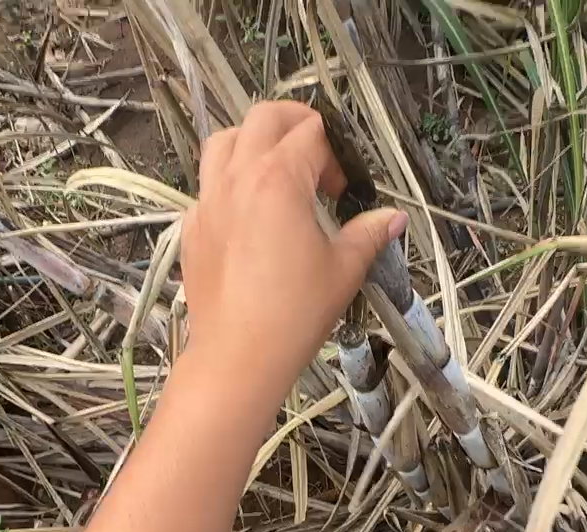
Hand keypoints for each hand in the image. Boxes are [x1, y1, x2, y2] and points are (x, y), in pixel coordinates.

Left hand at [178, 101, 406, 402]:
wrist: (239, 357)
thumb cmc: (294, 315)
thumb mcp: (343, 272)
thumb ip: (368, 234)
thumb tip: (393, 218)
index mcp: (279, 179)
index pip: (312, 134)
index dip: (336, 154)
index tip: (343, 189)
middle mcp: (237, 179)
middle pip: (263, 118)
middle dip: (294, 125)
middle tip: (315, 156)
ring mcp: (208, 203)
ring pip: (223, 142)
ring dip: (252, 143)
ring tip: (274, 173)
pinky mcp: (193, 231)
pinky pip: (206, 187)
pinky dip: (227, 185)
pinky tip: (247, 218)